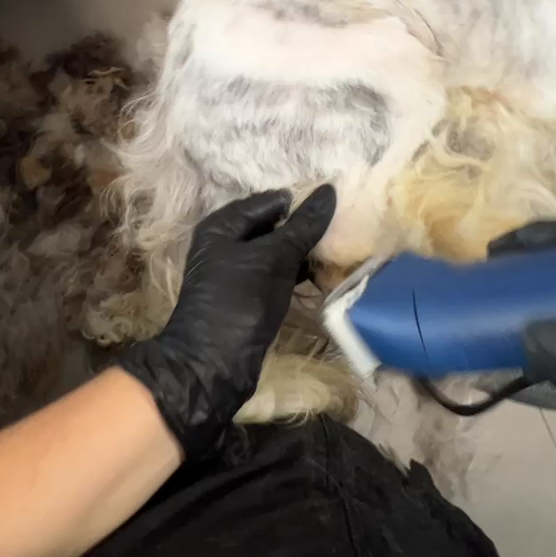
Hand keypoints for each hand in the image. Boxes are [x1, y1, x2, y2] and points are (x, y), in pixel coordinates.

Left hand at [116, 186, 334, 457]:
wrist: (213, 366)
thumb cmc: (240, 300)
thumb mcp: (275, 257)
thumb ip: (303, 225)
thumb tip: (328, 191)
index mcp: (223, 224)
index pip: (270, 200)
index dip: (301, 201)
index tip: (337, 207)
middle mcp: (225, 243)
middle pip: (271, 225)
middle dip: (303, 226)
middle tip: (342, 227)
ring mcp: (234, 272)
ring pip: (275, 251)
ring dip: (301, 250)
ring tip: (337, 248)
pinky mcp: (247, 297)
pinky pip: (275, 274)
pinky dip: (295, 272)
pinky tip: (319, 274)